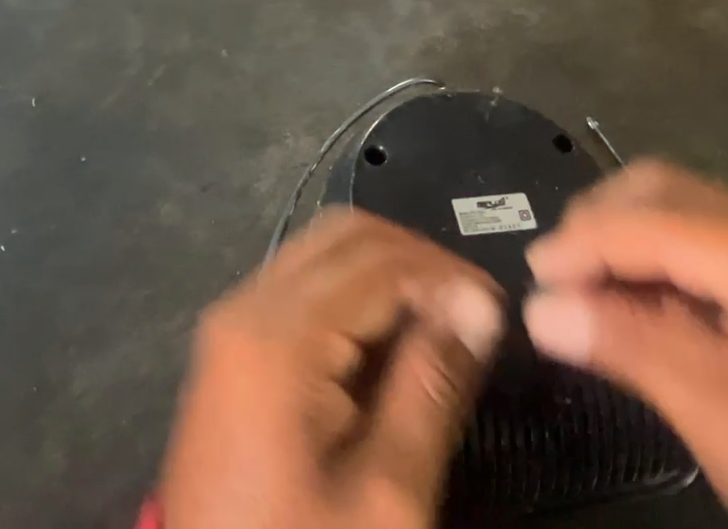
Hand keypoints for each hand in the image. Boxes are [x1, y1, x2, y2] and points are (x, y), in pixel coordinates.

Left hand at [160, 209, 504, 528]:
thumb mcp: (384, 492)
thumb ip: (432, 385)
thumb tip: (480, 305)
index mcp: (280, 336)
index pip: (381, 261)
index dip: (447, 274)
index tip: (496, 307)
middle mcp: (246, 307)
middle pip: (346, 235)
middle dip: (417, 258)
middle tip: (470, 306)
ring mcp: (232, 322)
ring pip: (323, 250)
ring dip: (386, 268)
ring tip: (440, 318)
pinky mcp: (231, 344)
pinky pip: (301, 282)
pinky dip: (352, 289)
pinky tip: (389, 333)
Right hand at [523, 162, 727, 528]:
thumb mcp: (723, 422)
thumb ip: (630, 350)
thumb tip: (537, 311)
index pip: (659, 222)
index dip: (588, 240)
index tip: (533, 274)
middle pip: (667, 189)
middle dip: (600, 222)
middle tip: (557, 276)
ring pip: (679, 202)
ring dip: (622, 232)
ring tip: (584, 285)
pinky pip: (700, 233)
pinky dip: (651, 252)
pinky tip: (631, 293)